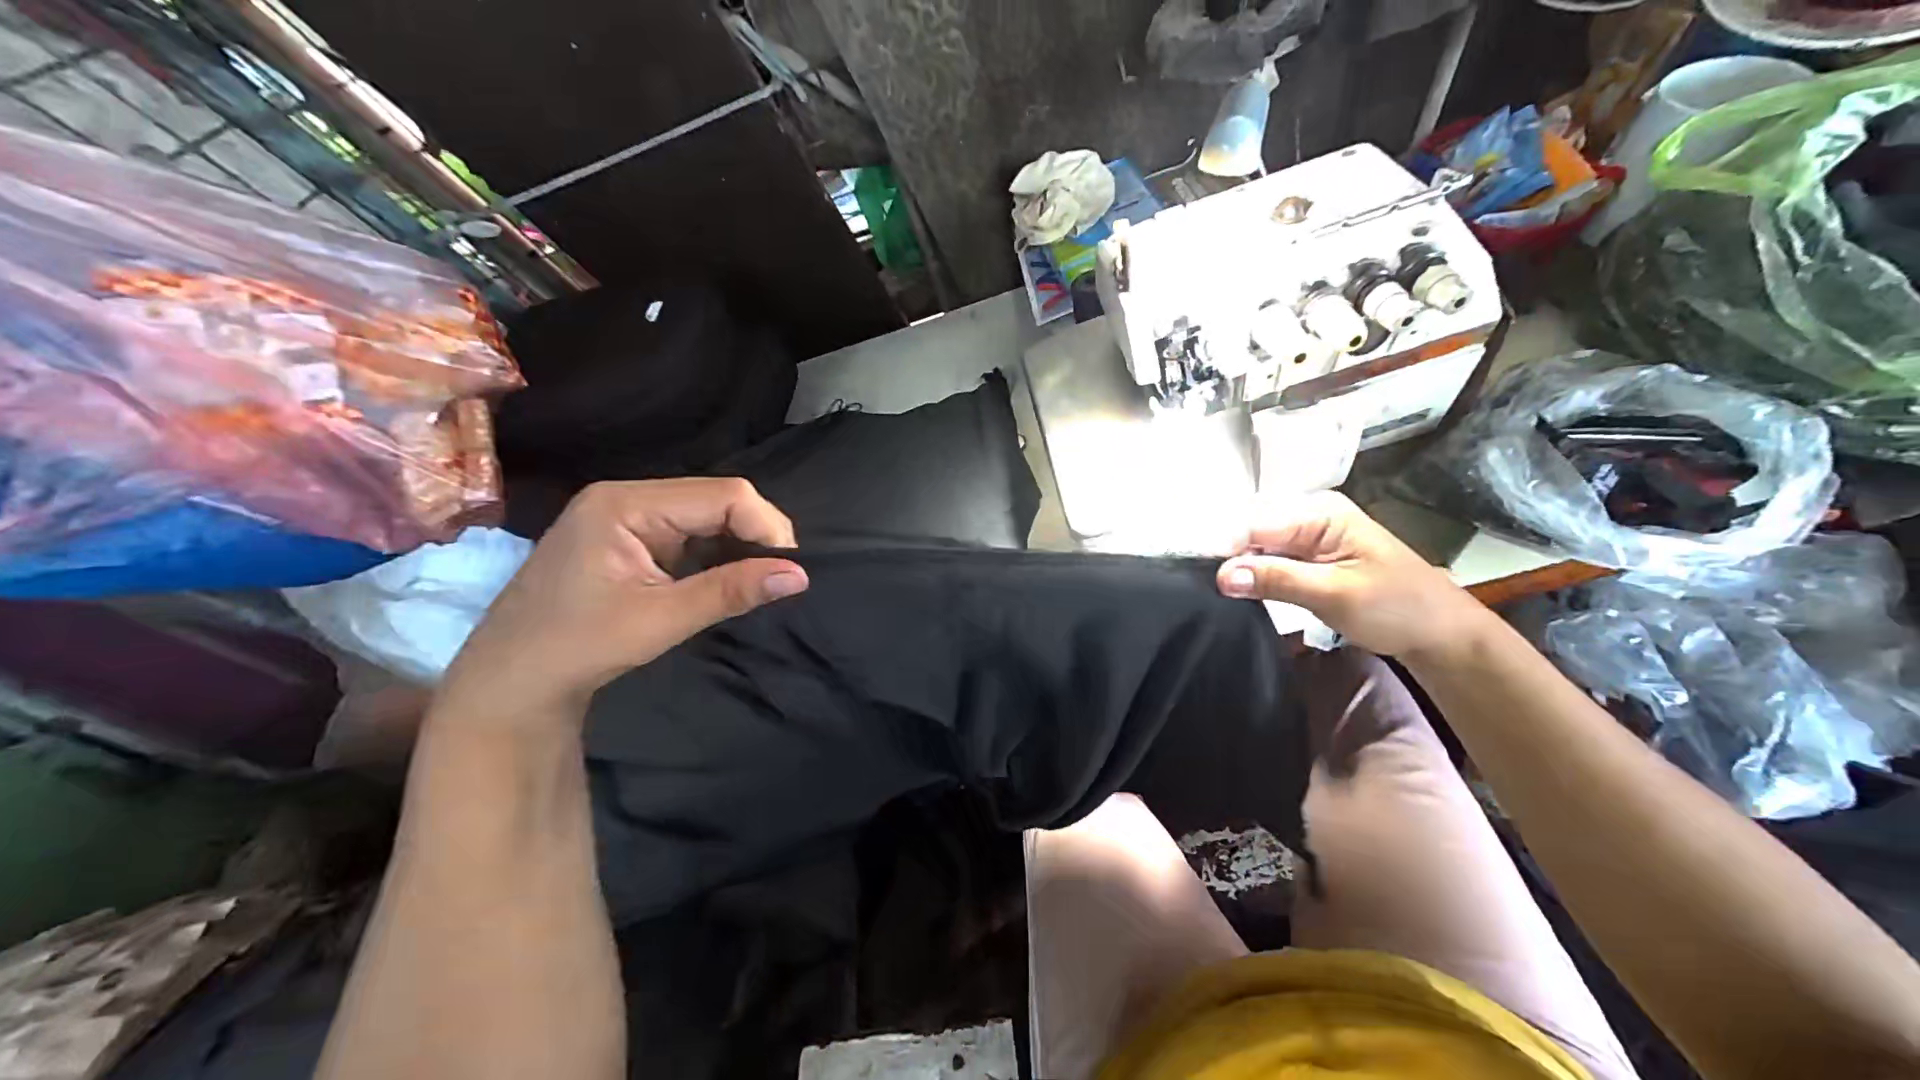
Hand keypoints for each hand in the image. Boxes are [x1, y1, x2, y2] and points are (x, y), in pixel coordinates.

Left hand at [436, 479, 808, 731]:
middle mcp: (626, 497)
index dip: (766, 526)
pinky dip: (714, 554)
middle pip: (716, 499)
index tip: (790, 569)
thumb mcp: (661, 619)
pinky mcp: (628, 539)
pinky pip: (688, 533)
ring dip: (736, 546)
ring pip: (705, 516)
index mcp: (626, 503)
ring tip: (757, 581)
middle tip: (778, 577)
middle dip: (754, 535)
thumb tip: (800, 575)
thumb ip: (732, 590)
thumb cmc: (578, 647)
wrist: (510, 682)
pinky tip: (726, 579)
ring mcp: (625, 516)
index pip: (722, 495)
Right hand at [1214, 491, 1490, 658]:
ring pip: (1257, 547)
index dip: (1227, 552)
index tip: (1207, 582)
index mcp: (1321, 512)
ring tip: (1224, 594)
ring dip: (1242, 570)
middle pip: (1251, 531)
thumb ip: (1277, 580)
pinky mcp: (1310, 556)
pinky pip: (1270, 559)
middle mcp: (1311, 515)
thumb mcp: (1334, 594)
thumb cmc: (1397, 609)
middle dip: (1231, 559)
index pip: (1254, 524)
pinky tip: (1246, 591)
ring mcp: (1310, 535)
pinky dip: (1257, 575)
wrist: (1440, 634)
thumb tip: (1223, 575)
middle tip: (1215, 591)